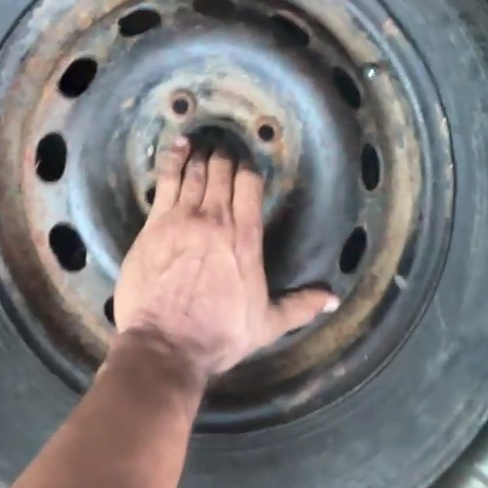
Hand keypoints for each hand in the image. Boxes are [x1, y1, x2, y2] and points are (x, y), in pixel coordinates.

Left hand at [112, 138, 337, 379]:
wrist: (166, 344)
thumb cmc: (219, 335)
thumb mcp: (267, 324)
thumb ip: (300, 306)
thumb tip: (333, 299)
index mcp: (245, 238)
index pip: (250, 186)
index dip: (248, 170)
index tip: (246, 164)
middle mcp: (216, 219)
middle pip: (221, 172)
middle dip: (224, 158)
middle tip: (223, 150)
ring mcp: (183, 218)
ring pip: (195, 172)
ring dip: (201, 155)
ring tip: (203, 143)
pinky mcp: (155, 224)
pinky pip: (166, 180)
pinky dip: (174, 159)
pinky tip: (178, 146)